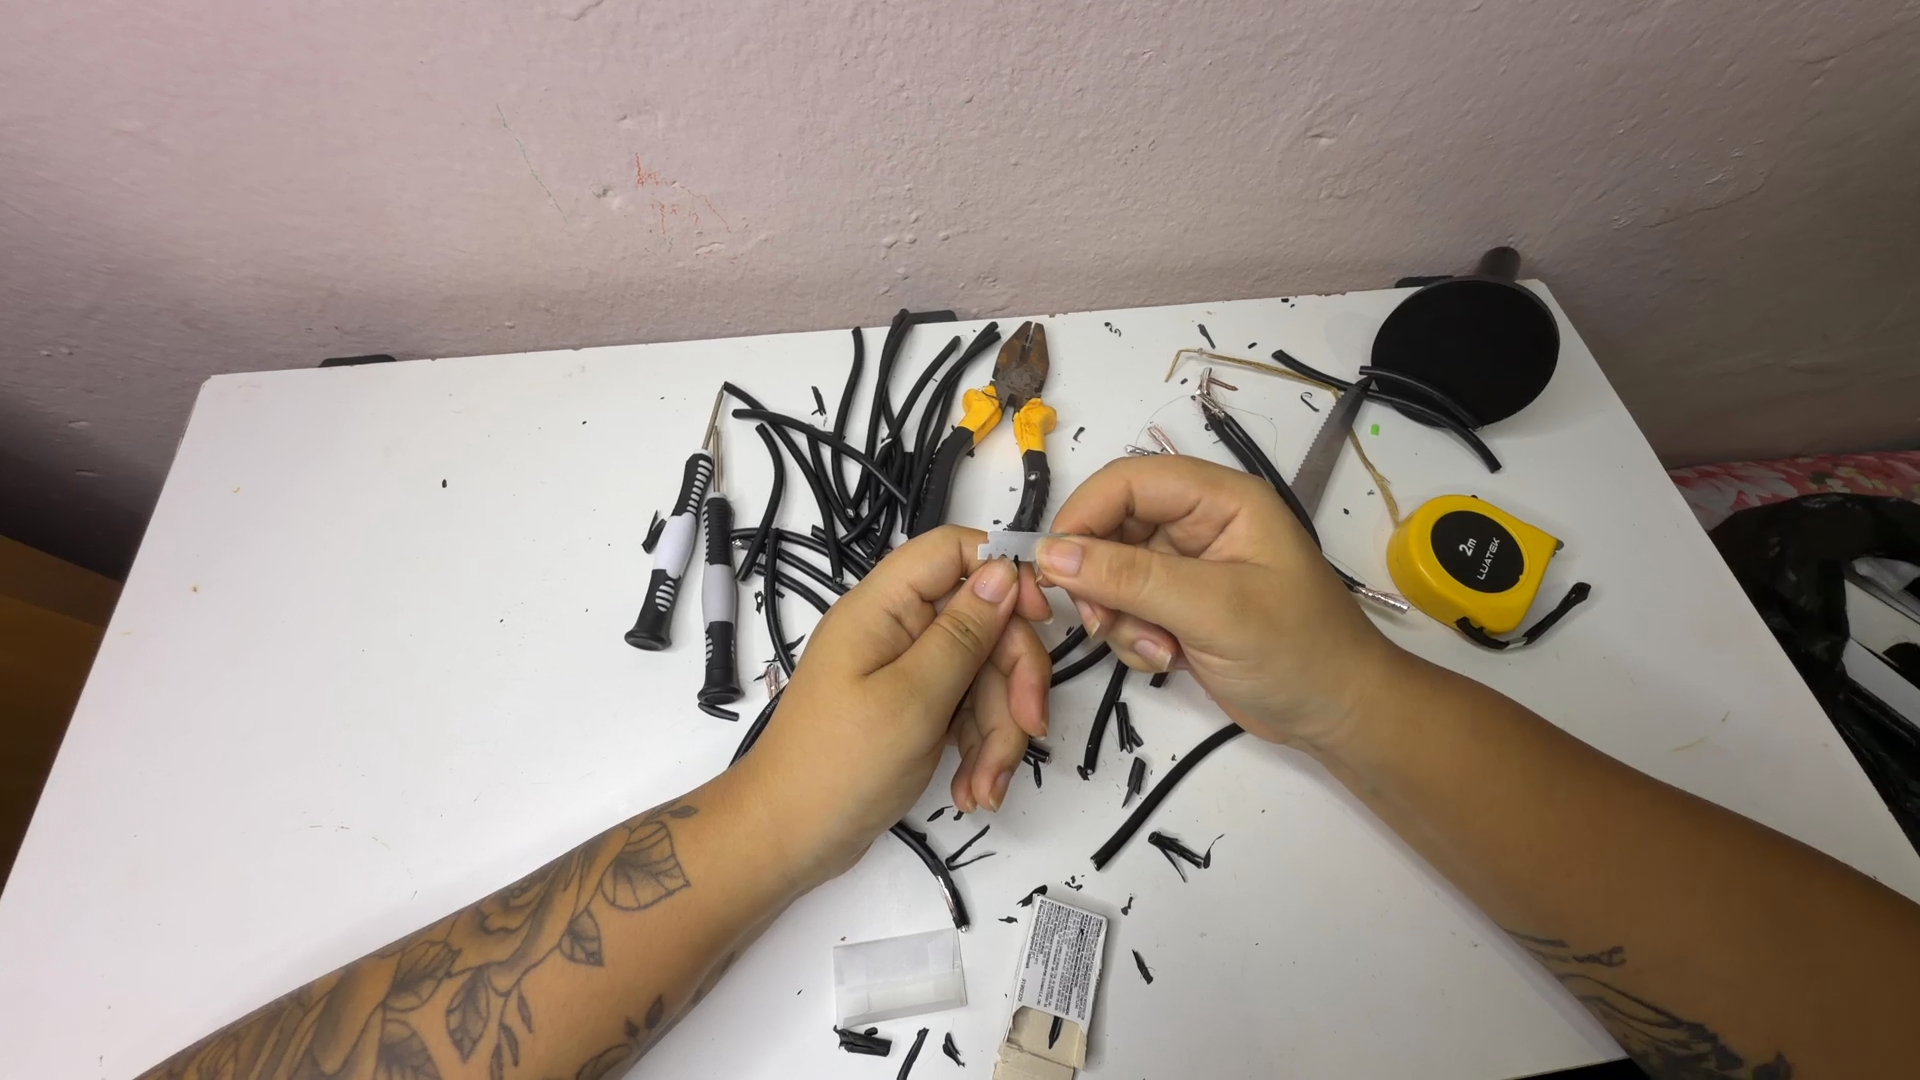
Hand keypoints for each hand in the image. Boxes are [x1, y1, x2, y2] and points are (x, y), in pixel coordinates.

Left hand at [739, 526, 1050, 885]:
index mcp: (883, 608)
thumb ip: (962, 634)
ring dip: (999, 730)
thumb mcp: (912, 699)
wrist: (788, 839)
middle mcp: (898, 629)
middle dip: (1013, 679)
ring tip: (986, 786)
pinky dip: (980, 748)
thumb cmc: (836, 767)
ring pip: (984, 673)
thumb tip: (1003, 571)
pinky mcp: (916, 706)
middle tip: (1029, 727)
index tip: (1039, 618)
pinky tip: (973, 789)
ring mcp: (907, 670)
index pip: (953, 551)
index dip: (1003, 573)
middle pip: (983, 621)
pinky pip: (968, 708)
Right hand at [1036, 455, 1405, 752]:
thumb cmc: (1296, 652)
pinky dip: (1131, 637)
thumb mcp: (1212, 610)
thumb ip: (1129, 578)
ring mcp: (1184, 567)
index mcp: (1219, 500)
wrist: (1338, 718)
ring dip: (1118, 617)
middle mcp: (1196, 524)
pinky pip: (1124, 607)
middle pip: (1111, 528)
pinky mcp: (1175, 605)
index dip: (1083, 515)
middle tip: (1101, 622)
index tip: (1053, 566)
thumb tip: (1049, 554)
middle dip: (1099, 580)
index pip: (1127, 482)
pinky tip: (1168, 660)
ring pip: (1110, 574)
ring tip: (1158, 650)